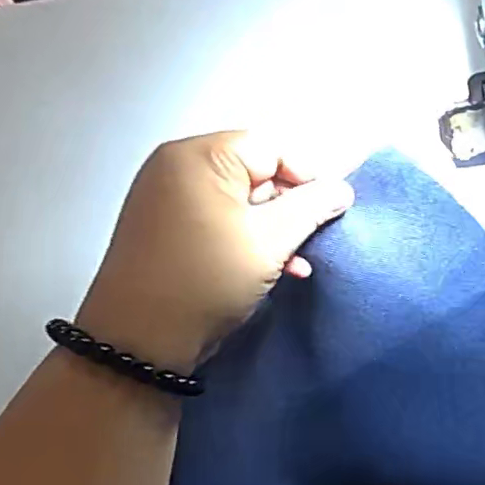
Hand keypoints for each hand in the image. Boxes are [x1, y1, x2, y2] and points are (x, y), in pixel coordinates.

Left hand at [76, 131, 354, 367]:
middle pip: (255, 171)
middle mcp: (178, 167)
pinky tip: (275, 268)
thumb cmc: (209, 279)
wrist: (143, 337)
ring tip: (297, 262)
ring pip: (242, 201)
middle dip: (291, 206)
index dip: (307, 175)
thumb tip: (341, 190)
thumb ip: (311, 209)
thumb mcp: (271, 242)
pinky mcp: (169, 229)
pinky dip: (250, 239)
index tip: (332, 211)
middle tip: (314, 239)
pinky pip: (221, 221)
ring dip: (276, 228)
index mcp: (199, 157)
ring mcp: (169, 199)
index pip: (270, 146)